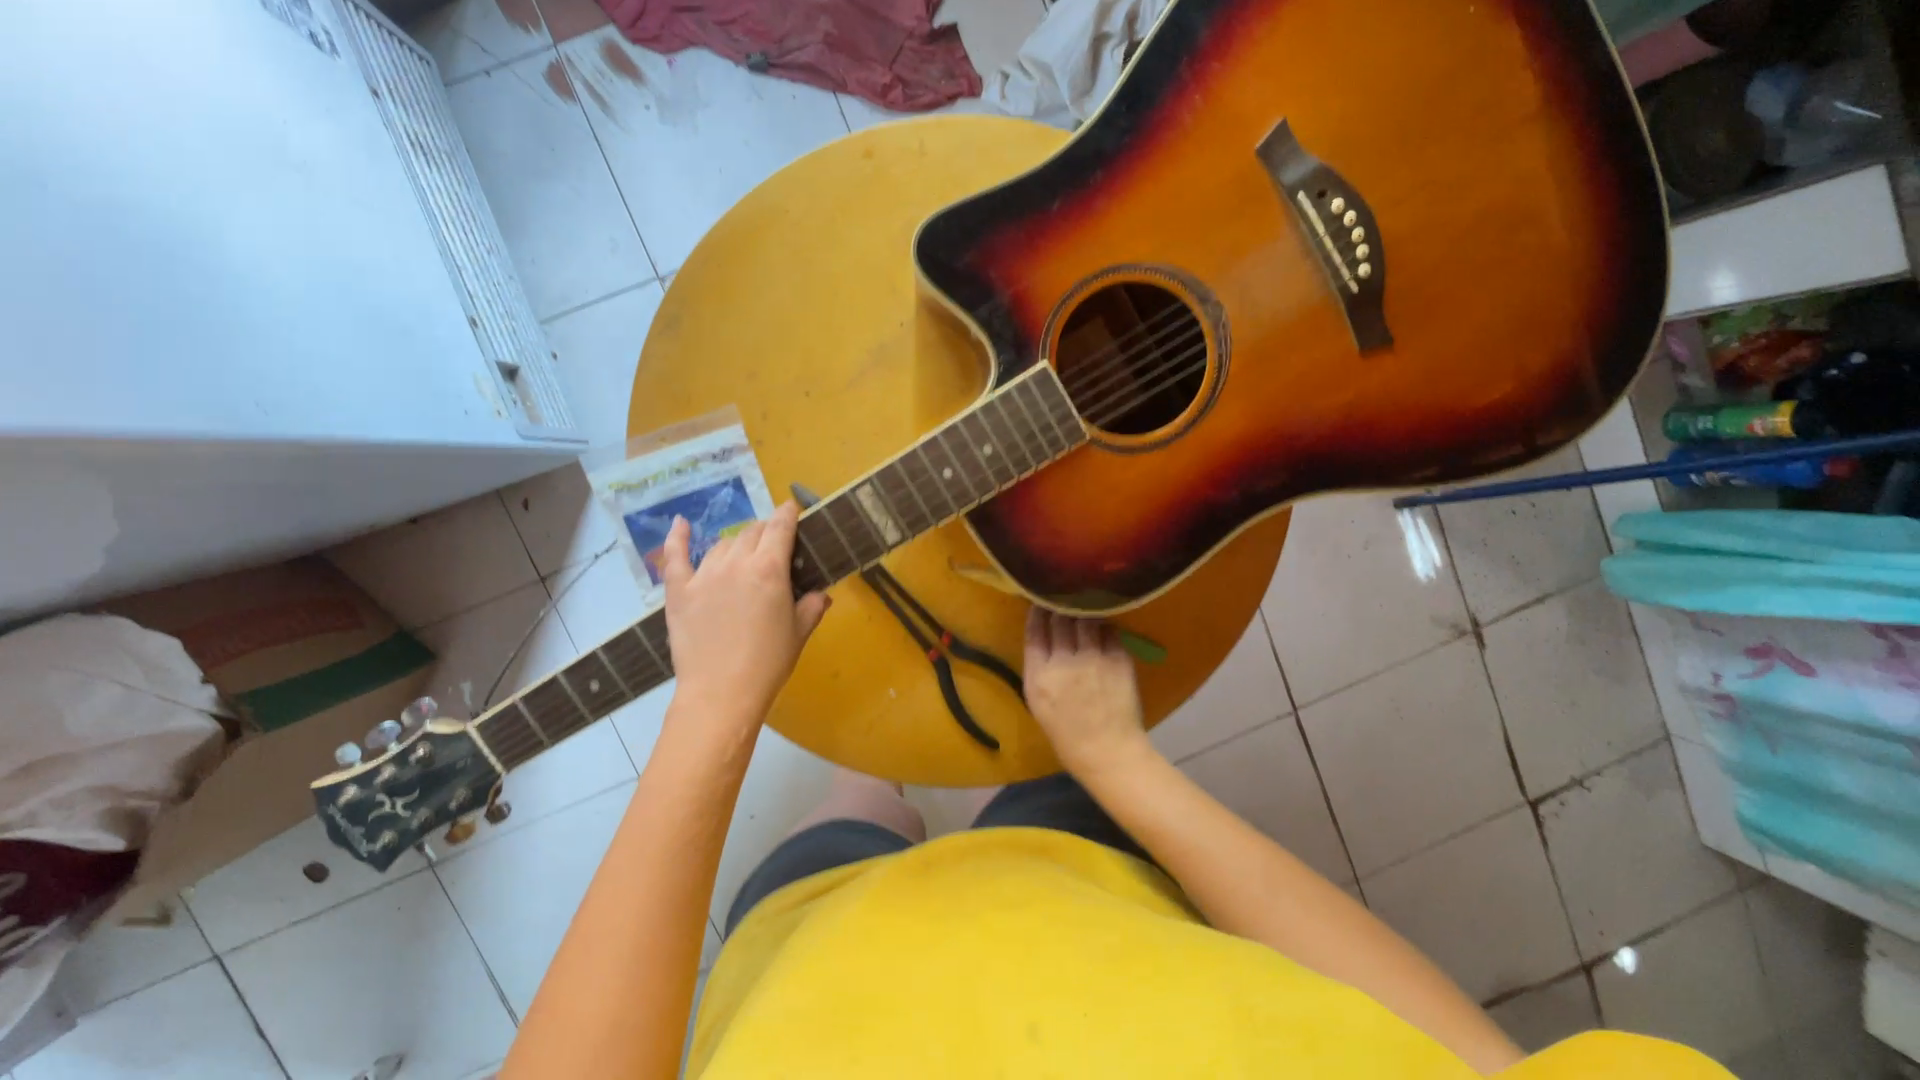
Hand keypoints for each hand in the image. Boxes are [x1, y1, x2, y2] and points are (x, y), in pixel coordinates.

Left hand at [661, 501, 829, 729]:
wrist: (721, 693)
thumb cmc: (768, 664)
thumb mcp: (798, 634)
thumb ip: (811, 606)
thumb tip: (820, 593)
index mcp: (769, 570)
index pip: (780, 528)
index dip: (788, 514)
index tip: (793, 510)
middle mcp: (736, 563)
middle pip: (751, 532)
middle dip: (765, 532)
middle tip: (772, 546)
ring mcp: (704, 575)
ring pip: (722, 545)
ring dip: (736, 544)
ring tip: (742, 557)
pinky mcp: (679, 591)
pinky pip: (675, 556)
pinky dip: (677, 538)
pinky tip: (680, 524)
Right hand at [1023, 609, 1149, 776]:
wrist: (1108, 752)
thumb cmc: (1067, 735)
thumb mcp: (1039, 703)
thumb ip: (1040, 668)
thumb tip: (1045, 636)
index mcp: (1038, 676)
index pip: (1034, 631)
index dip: (1037, 612)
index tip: (1040, 602)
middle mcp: (1064, 663)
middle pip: (1059, 620)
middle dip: (1060, 606)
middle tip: (1064, 599)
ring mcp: (1093, 659)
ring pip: (1085, 620)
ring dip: (1083, 612)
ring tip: (1085, 607)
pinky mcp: (1118, 659)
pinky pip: (1109, 632)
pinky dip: (1104, 627)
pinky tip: (1103, 628)